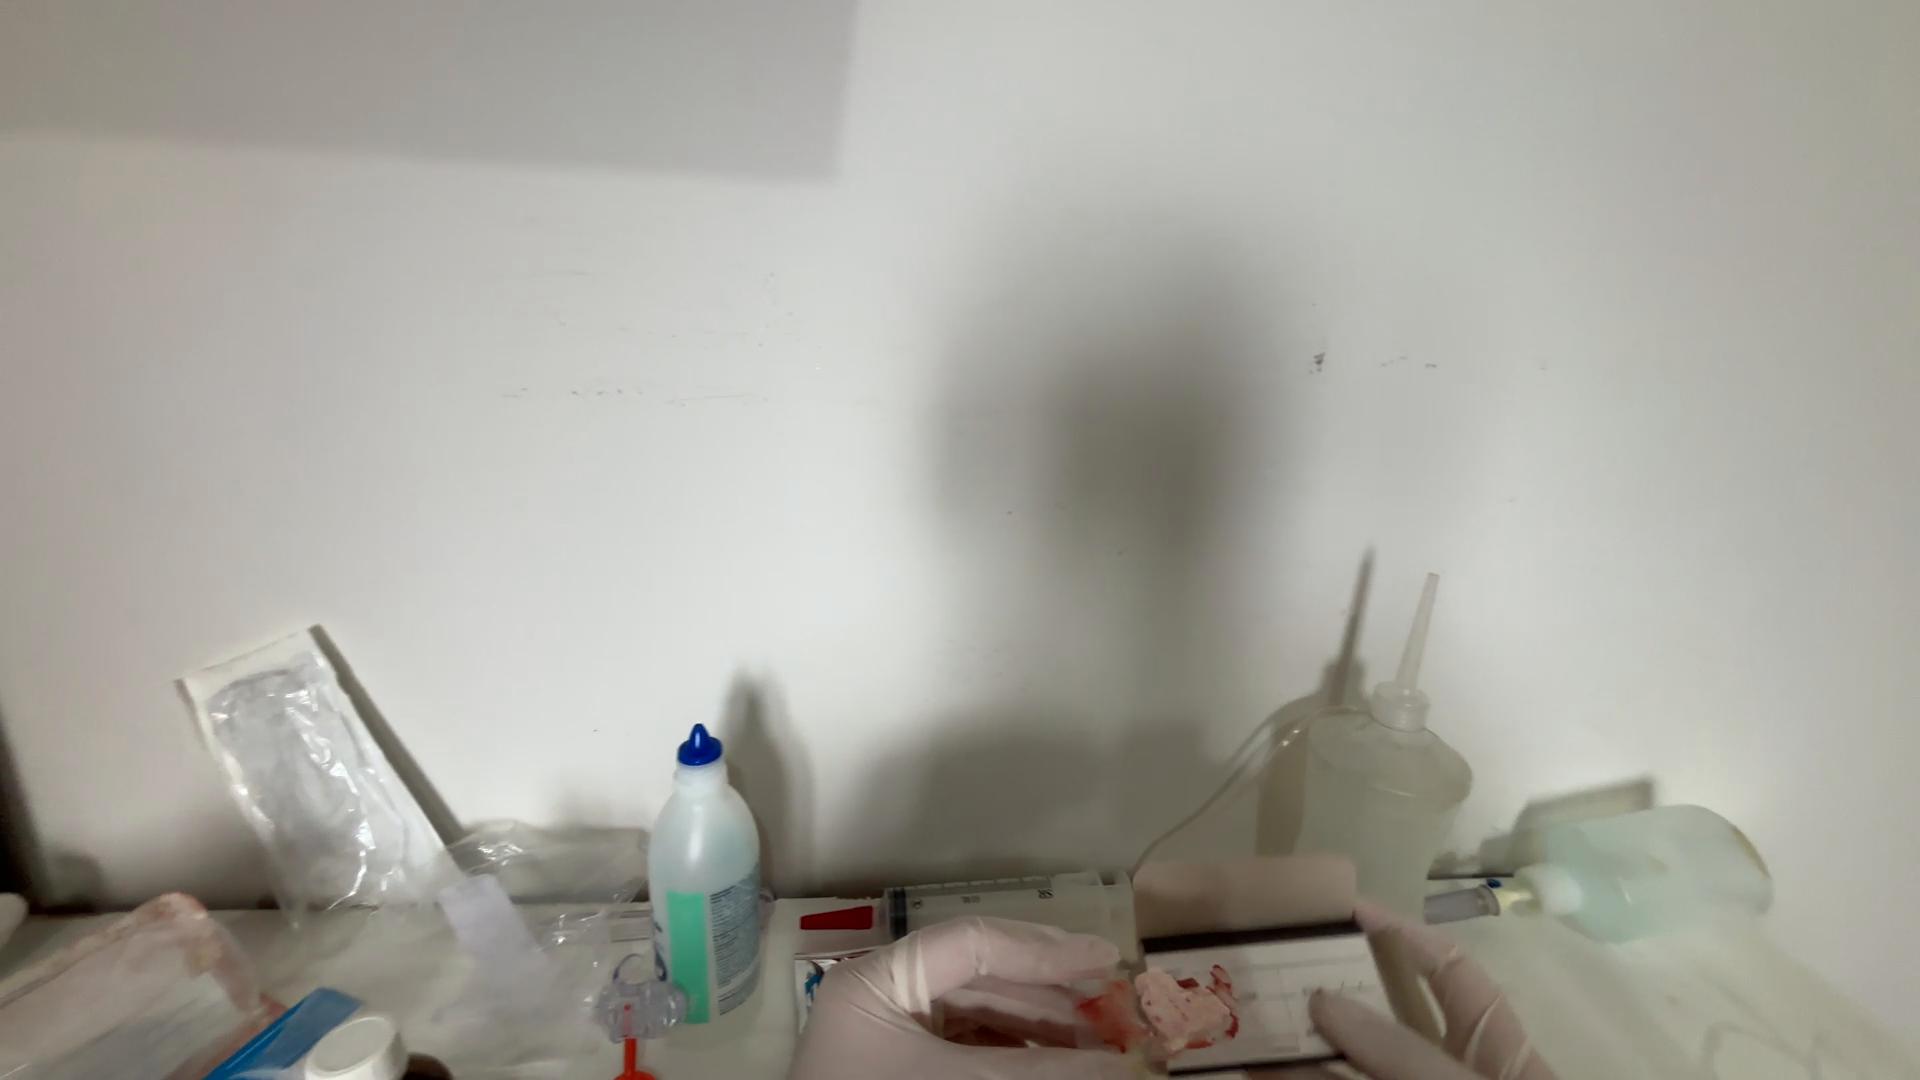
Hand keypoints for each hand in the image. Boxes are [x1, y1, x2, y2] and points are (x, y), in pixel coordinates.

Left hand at [787, 916, 1137, 1079]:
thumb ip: (1035, 1075)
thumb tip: (1120, 1070)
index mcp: (880, 978)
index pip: (972, 942)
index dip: (1043, 948)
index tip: (1103, 959)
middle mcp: (887, 992)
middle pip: (979, 974)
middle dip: (1048, 993)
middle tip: (1110, 1005)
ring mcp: (896, 1031)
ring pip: (979, 1011)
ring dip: (1039, 1026)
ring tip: (1096, 1043)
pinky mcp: (907, 1065)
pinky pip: (970, 1044)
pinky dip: (1014, 1053)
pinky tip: (1055, 1064)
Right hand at [1262, 900, 1556, 1079]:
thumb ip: (1404, 1054)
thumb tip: (1320, 998)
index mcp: (1495, 1057)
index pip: (1447, 974)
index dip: (1396, 933)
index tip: (1336, 906)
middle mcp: (1444, 1077)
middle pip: (1383, 1016)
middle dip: (1328, 984)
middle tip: (1269, 957)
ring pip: (1346, 1065)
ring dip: (1297, 1041)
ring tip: (1245, 1014)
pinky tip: (1255, 1072)